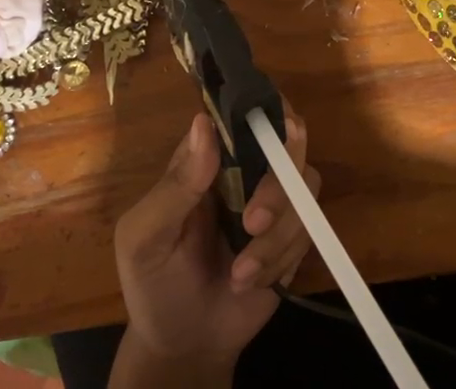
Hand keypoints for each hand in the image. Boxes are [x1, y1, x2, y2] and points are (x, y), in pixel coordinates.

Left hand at [112, 109, 322, 380]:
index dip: (265, 111)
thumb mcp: (145, 238)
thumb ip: (175, 186)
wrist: (185, 344)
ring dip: (277, 236)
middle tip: (253, 222)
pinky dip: (282, 258)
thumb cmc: (154, 283)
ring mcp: (274, 200)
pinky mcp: (294, 234)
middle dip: (277, 185)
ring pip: (304, 187)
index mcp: (207, 158)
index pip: (243, 112)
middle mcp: (246, 169)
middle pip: (288, 142)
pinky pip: (310, 227)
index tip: (278, 129)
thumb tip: (204, 123)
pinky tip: (251, 281)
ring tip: (240, 273)